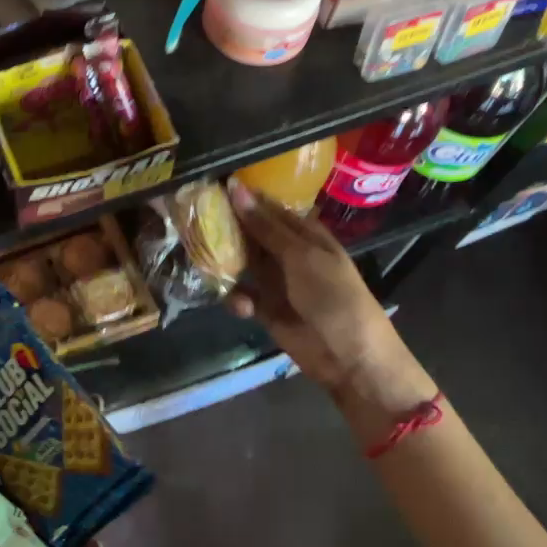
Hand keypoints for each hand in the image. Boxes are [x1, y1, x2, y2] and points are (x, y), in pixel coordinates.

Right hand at [226, 181, 433, 425]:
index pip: (267, 206)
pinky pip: (242, 295)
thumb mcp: (301, 256)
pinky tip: (241, 305)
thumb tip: (235, 187)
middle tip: (194, 220)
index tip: (210, 186)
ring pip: (241, 262)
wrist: (352, 359)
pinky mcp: (266, 308)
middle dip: (226, 228)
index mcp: (304, 234)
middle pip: (250, 233)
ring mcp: (276, 281)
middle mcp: (287, 253)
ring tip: (205, 260)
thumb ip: (265, 226)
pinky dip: (236, 298)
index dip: (242, 197)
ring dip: (226, 262)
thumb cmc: (334, 297)